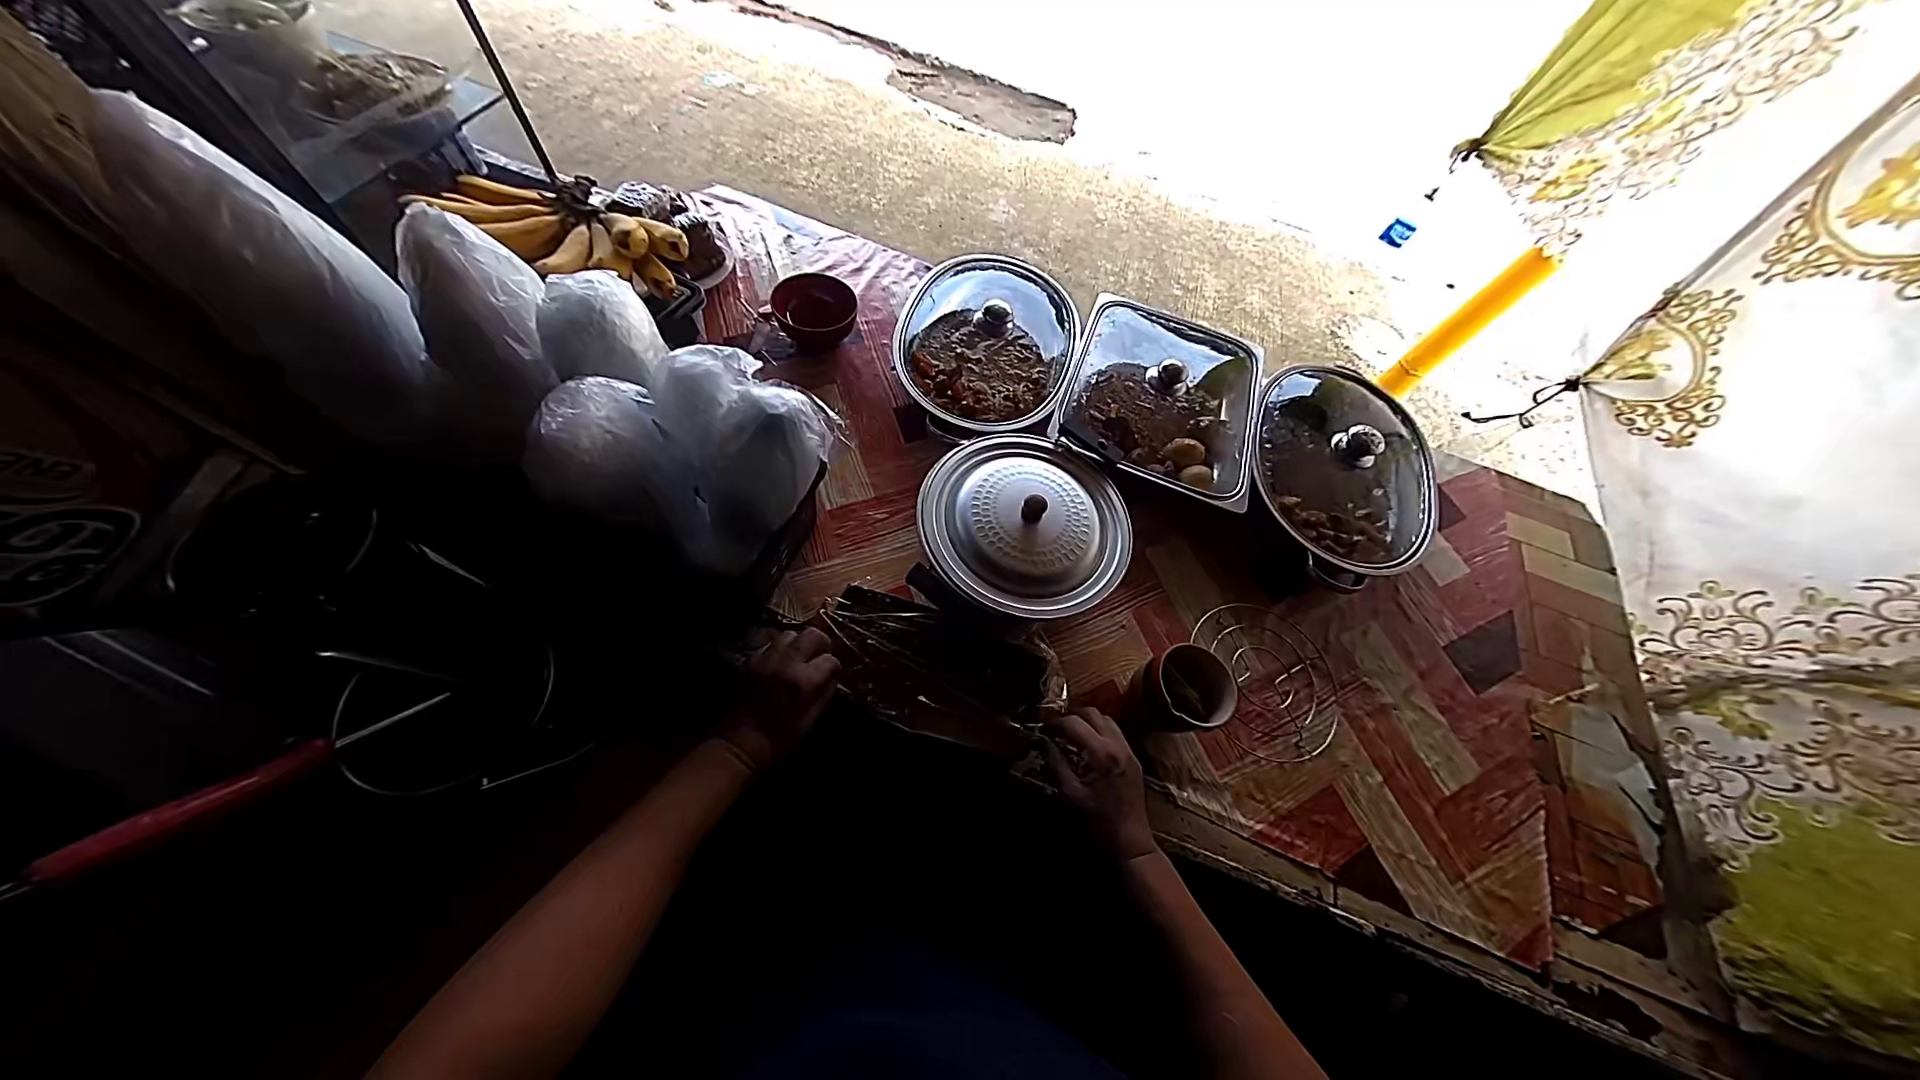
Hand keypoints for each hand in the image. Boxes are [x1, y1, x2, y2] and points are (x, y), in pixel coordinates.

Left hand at [720, 627, 840, 772]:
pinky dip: (779, 651)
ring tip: (798, 660)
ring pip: (790, 634)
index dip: (834, 667)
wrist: (740, 742)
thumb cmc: (781, 737)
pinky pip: (771, 644)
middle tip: (819, 658)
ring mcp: (765, 659)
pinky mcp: (750, 661)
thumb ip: (825, 691)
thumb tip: (832, 675)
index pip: (830, 660)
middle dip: (821, 644)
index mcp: (803, 681)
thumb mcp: (812, 718)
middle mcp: (785, 663)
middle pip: (812, 634)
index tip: (831, 674)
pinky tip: (779, 665)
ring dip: (798, 645)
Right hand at [1042, 708, 1156, 861]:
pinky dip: (1099, 731)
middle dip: (1071, 716)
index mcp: (1101, 753)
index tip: (1042, 729)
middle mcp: (1118, 745)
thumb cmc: (1096, 823)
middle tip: (1055, 728)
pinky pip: (1115, 733)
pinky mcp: (1133, 760)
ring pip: (1106, 720)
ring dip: (1087, 721)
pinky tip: (1087, 746)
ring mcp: (1129, 752)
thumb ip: (1055, 762)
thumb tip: (1043, 742)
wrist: (1130, 845)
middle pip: (1092, 713)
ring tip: (1069, 734)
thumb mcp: (1069, 793)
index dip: (1054, 723)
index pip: (1073, 722)